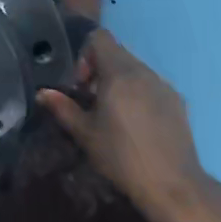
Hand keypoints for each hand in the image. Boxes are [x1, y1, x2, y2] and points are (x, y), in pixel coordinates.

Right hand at [37, 29, 208, 221]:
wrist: (171, 183)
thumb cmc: (121, 157)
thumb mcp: (86, 134)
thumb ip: (63, 108)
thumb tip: (43, 93)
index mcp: (119, 73)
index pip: (100, 38)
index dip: (85, 55)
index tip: (82, 86)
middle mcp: (143, 70)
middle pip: (117, 52)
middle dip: (100, 70)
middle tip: (93, 102)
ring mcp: (164, 84)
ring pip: (135, 68)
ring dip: (120, 82)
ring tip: (115, 115)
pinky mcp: (177, 99)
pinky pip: (152, 84)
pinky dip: (139, 94)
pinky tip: (138, 125)